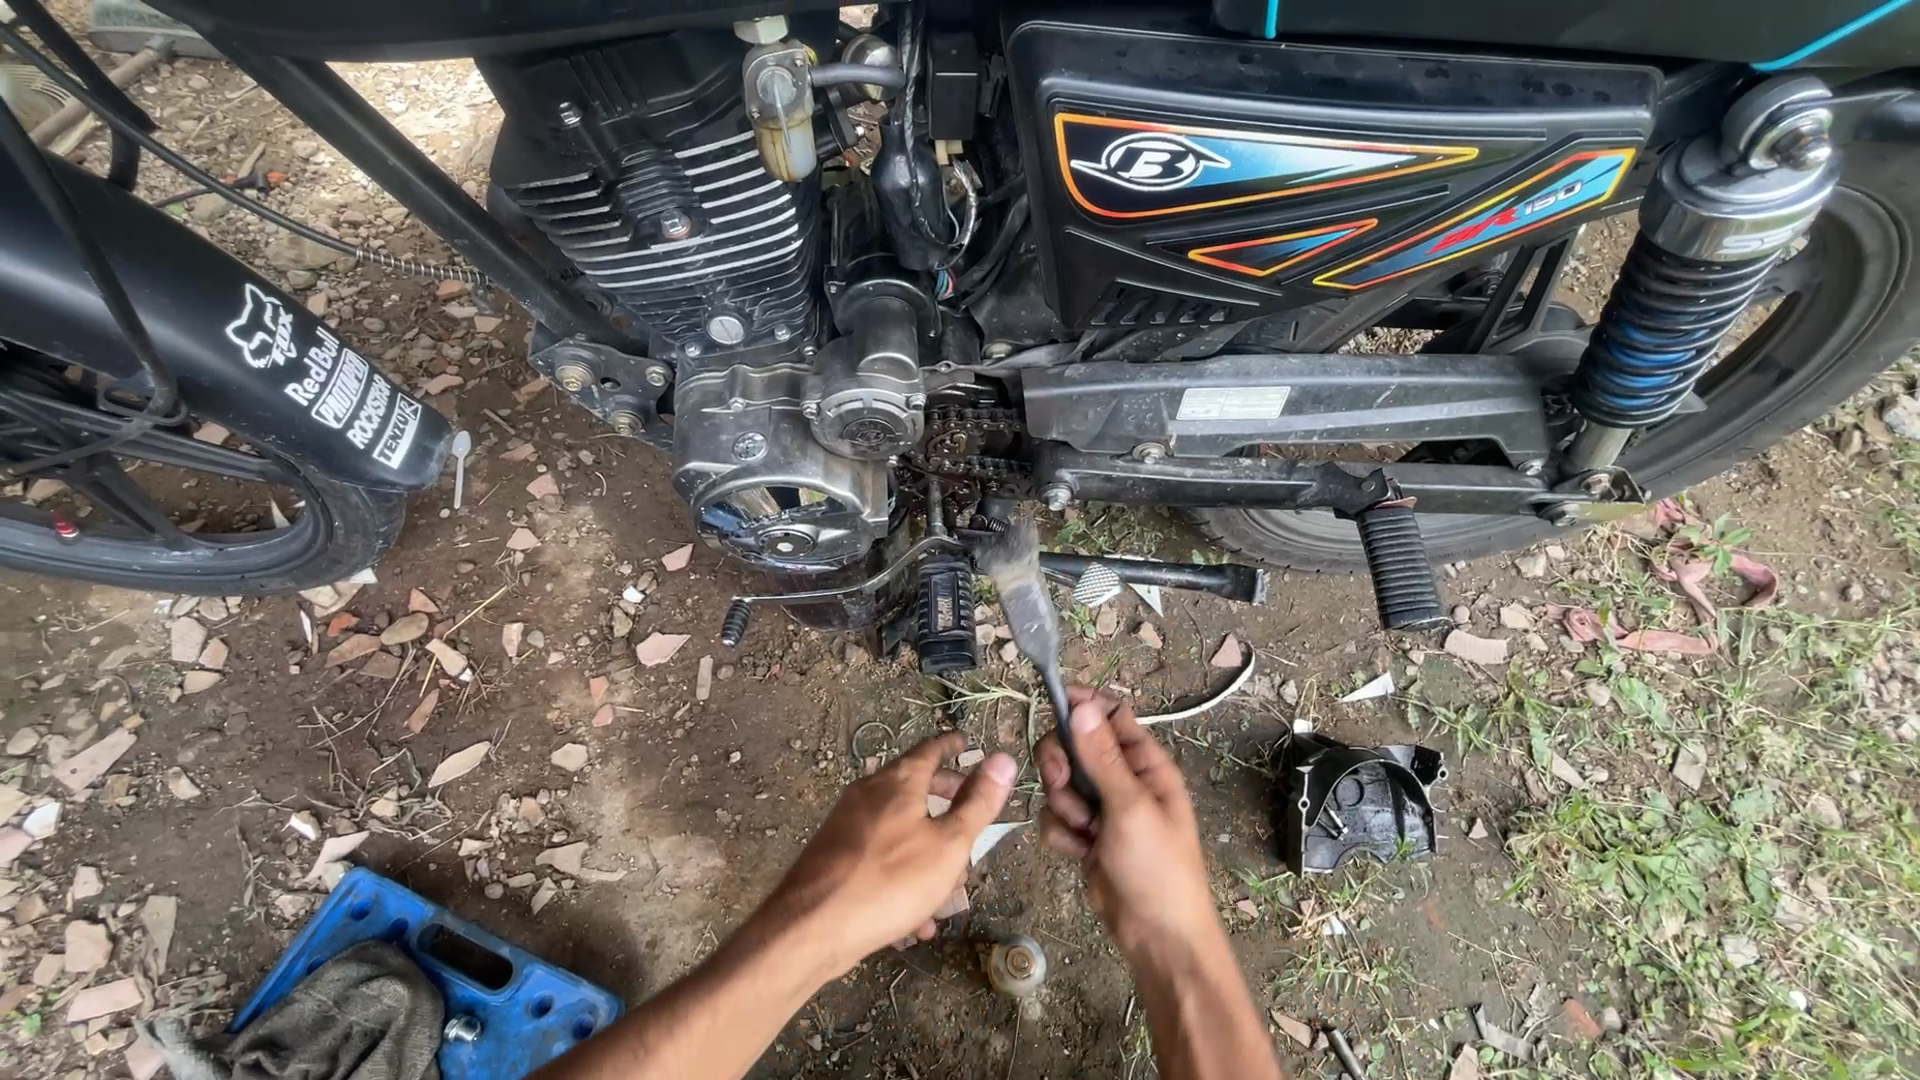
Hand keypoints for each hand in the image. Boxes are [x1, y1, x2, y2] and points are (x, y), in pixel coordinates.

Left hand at [760, 732, 1014, 977]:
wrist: (811, 927)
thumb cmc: (890, 880)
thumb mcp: (948, 844)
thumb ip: (978, 802)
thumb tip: (1004, 757)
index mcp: (899, 780)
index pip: (931, 748)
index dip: (952, 745)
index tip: (967, 744)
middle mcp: (869, 791)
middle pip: (914, 785)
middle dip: (944, 798)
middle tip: (969, 808)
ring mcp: (847, 822)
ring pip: (899, 825)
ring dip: (927, 847)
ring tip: (950, 883)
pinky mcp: (835, 854)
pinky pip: (880, 854)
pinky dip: (903, 871)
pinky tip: (915, 920)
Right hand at [1036, 689, 1218, 959]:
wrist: (1156, 935)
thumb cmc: (1157, 866)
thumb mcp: (1131, 806)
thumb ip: (1101, 757)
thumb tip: (1081, 705)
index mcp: (1144, 762)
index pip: (1110, 714)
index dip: (1083, 705)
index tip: (1053, 704)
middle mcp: (1120, 778)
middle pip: (1072, 745)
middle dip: (1061, 766)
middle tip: (1063, 784)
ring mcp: (1099, 806)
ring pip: (1058, 782)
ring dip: (1063, 806)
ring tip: (1085, 832)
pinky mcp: (1082, 834)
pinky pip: (1053, 816)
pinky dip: (1060, 833)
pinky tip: (1078, 852)